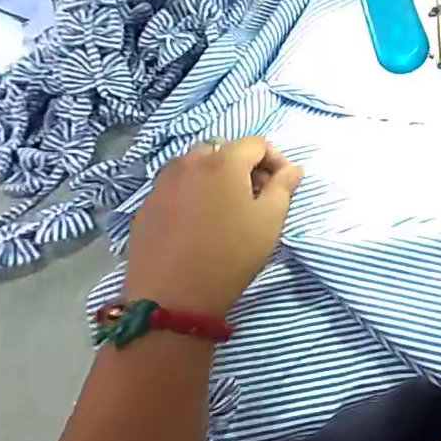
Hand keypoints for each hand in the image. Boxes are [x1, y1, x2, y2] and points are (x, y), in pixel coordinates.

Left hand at [122, 137, 301, 314]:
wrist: (173, 297)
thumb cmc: (231, 254)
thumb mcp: (270, 220)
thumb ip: (284, 187)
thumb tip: (293, 169)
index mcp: (224, 162)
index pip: (256, 143)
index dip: (275, 159)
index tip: (283, 185)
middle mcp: (189, 163)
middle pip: (223, 149)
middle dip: (244, 165)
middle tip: (257, 195)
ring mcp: (163, 183)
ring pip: (195, 164)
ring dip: (216, 175)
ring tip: (227, 207)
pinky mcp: (147, 205)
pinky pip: (176, 185)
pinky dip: (194, 191)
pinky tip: (200, 221)